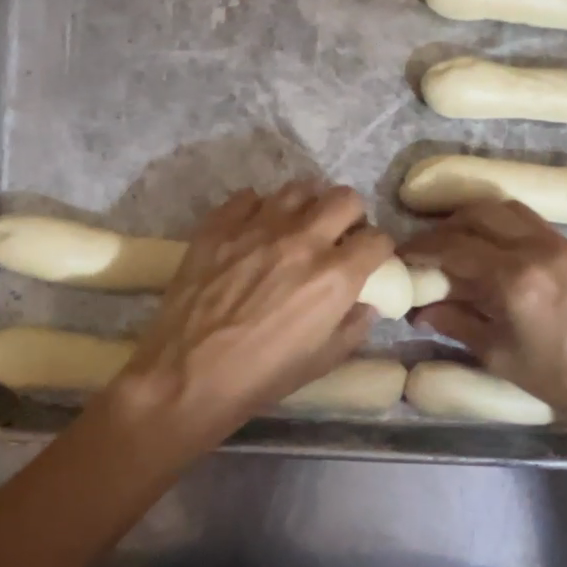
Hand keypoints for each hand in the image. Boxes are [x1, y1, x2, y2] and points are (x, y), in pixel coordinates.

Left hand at [103, 181, 394, 445]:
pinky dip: (259, 210)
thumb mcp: (321, 361)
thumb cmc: (260, 377)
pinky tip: (254, 232)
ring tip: (297, 228)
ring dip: (307, 206)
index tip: (368, 260)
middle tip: (337, 237)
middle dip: (350, 216)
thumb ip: (352, 327)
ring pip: (299, 189)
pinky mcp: (219, 226)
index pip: (377, 240)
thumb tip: (365, 305)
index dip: (378, 250)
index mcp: (334, 277)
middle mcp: (302, 241)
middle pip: (345, 198)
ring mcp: (257, 227)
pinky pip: (249, 197)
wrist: (188, 375)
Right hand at [401, 201, 566, 431]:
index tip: (399, 257)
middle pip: (477, 215)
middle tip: (423, 251)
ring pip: (504, 210)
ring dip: (472, 220)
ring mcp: (559, 245)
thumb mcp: (498, 356)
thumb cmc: (559, 380)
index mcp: (514, 278)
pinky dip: (500, 226)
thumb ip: (457, 323)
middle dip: (443, 228)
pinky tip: (488, 252)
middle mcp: (536, 249)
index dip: (421, 249)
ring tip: (452, 246)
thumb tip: (420, 311)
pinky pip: (528, 222)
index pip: (454, 247)